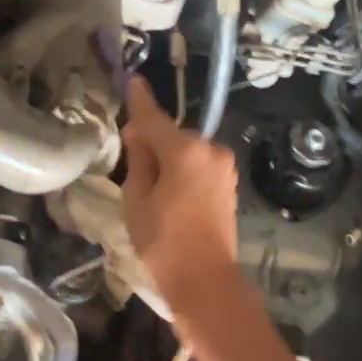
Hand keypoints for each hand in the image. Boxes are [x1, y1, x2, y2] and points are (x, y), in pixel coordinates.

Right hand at [120, 77, 241, 306]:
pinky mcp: (229, 184)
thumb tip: (139, 133)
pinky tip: (171, 195)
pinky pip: (199, 166)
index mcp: (186, 150)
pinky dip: (183, 171)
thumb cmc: (163, 242)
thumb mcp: (137, 199)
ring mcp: (224, 167)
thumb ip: (138, 159)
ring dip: (169, 160)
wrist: (205, 281)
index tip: (133, 79)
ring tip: (151, 190)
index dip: (140, 100)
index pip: (155, 118)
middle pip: (173, 136)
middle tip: (132, 168)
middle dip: (153, 142)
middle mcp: (211, 150)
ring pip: (187, 152)